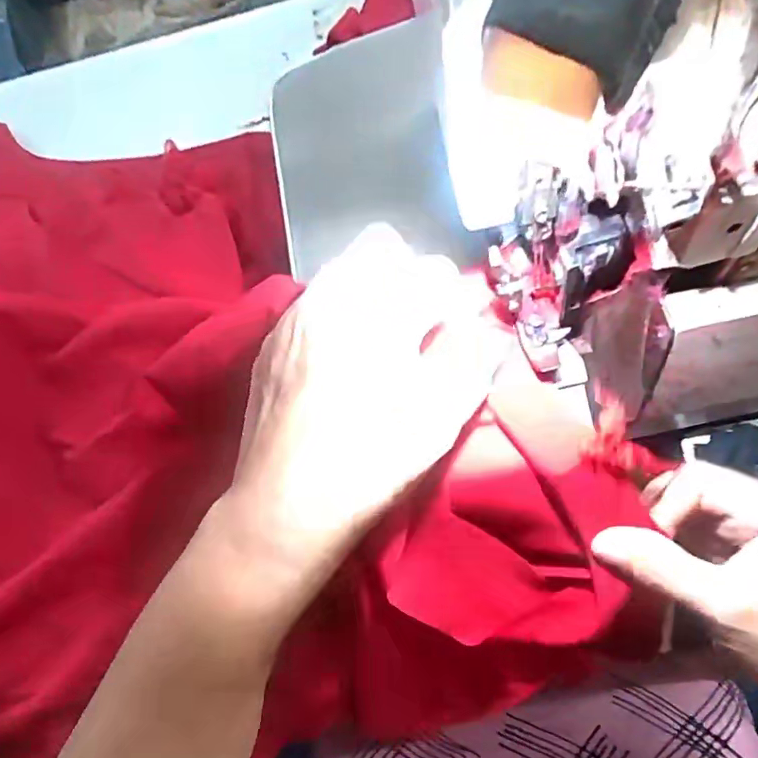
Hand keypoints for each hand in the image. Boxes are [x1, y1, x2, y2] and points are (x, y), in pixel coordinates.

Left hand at [222, 226, 505, 583]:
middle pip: (384, 249)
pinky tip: (344, 360)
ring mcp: (292, 317)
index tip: (462, 333)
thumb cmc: (368, 468)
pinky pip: (314, 301)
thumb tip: (487, 332)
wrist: (283, 508)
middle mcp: (330, 298)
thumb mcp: (438, 422)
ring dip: (375, 291)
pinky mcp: (270, 343)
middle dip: (414, 279)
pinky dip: (340, 313)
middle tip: (424, 328)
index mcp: (379, 314)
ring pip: (343, 270)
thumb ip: (471, 364)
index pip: (435, 273)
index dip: (458, 302)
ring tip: (385, 344)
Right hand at [590, 462, 757, 708]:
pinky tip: (652, 576)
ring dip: (657, 540)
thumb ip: (659, 568)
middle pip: (690, 492)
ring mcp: (752, 535)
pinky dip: (667, 555)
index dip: (661, 509)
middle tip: (632, 554)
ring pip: (686, 517)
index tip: (642, 551)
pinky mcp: (740, 559)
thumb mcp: (721, 605)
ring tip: (636, 567)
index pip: (698, 480)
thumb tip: (599, 540)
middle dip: (654, 520)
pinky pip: (692, 541)